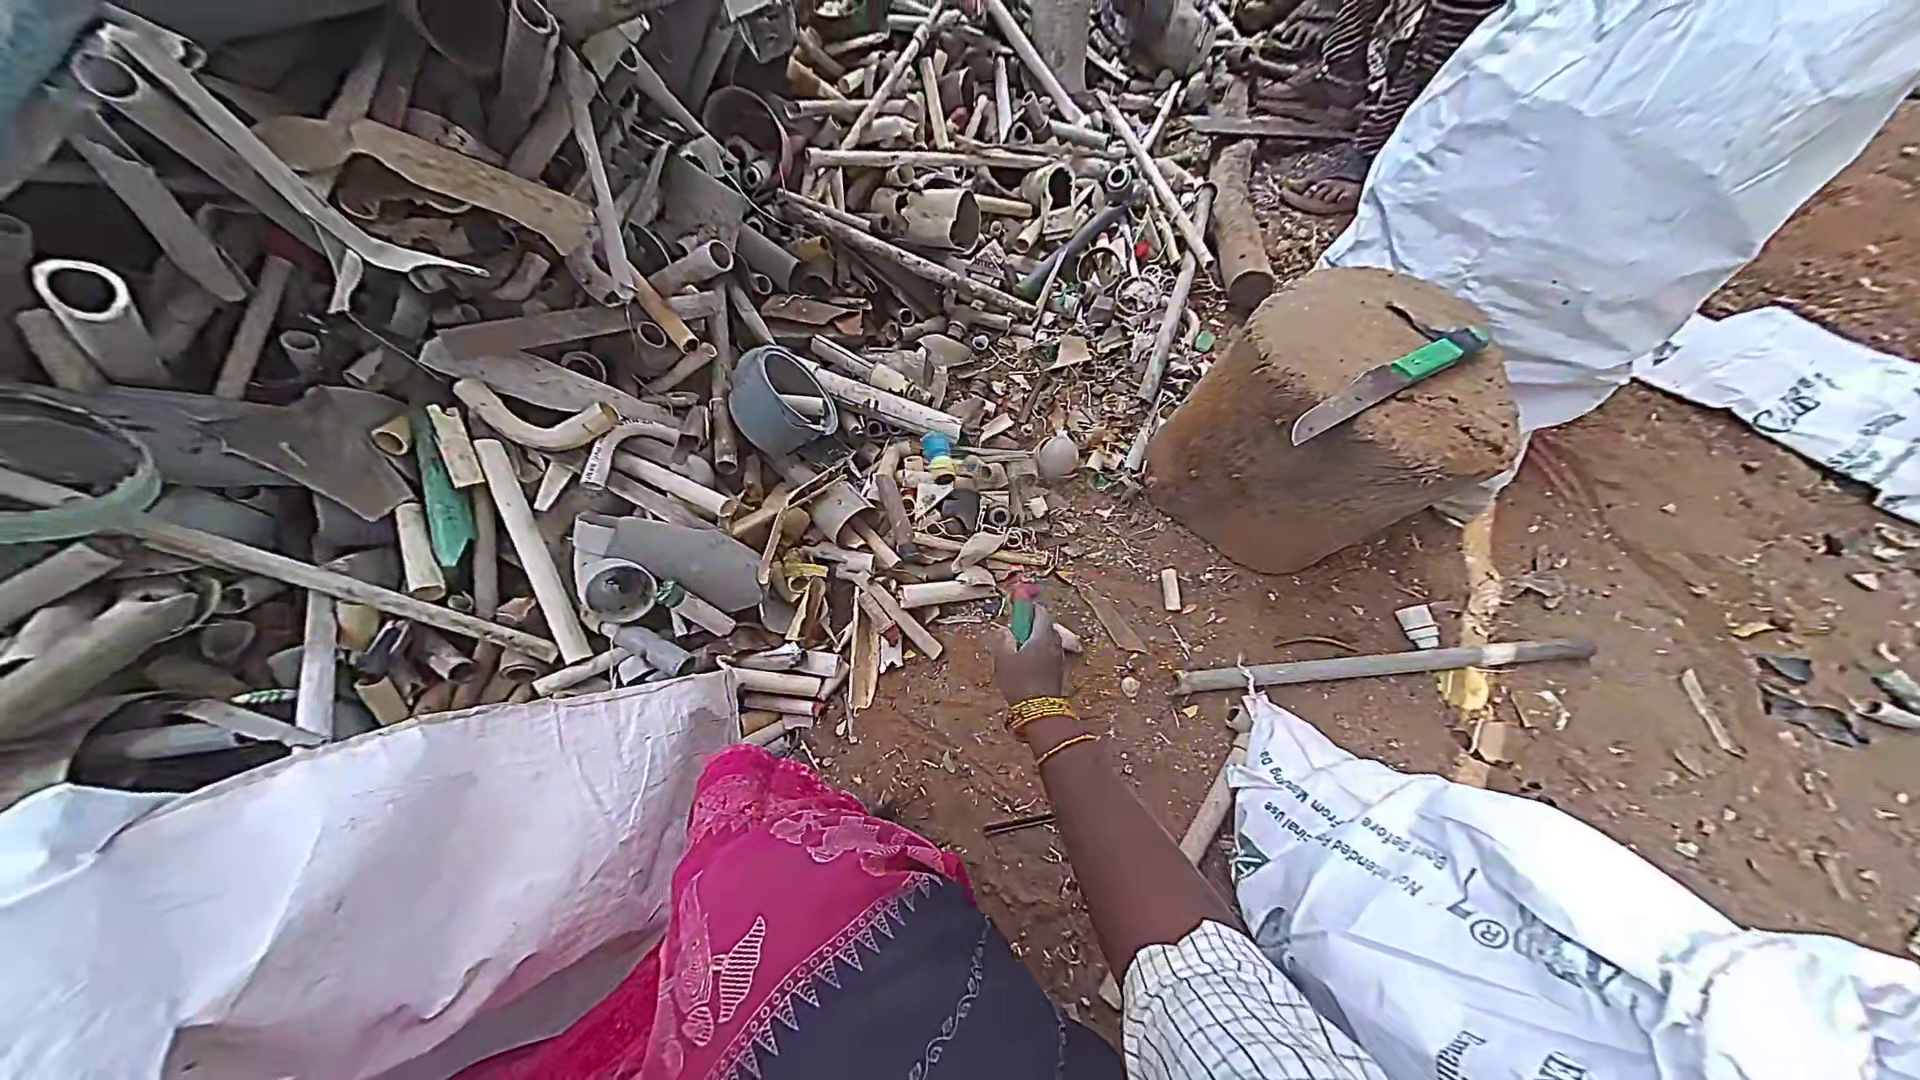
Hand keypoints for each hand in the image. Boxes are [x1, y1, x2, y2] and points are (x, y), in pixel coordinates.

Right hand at [989, 604, 1067, 703]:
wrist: (1039, 710)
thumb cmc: (1020, 682)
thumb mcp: (1004, 659)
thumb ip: (1004, 640)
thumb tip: (1006, 630)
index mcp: (1042, 635)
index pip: (1040, 611)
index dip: (1028, 608)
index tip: (1016, 609)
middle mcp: (1055, 643)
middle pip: (1045, 625)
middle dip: (1030, 624)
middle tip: (1014, 631)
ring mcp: (1059, 657)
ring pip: (1047, 640)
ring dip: (1034, 639)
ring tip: (1018, 650)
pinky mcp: (1059, 670)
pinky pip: (1049, 653)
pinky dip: (1039, 652)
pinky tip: (1026, 665)